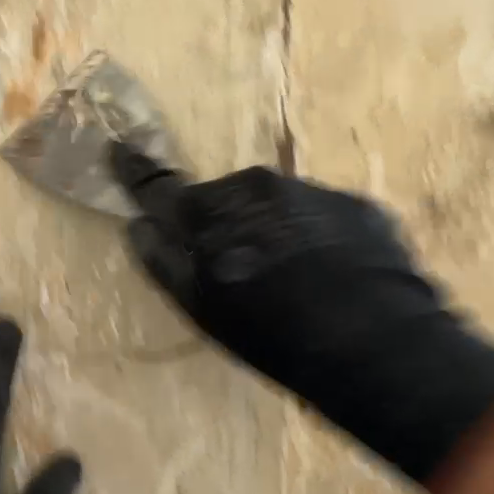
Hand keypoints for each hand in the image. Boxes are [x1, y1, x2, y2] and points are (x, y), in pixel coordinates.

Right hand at [108, 141, 493, 488]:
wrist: (375, 344)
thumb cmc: (268, 333)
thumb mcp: (198, 308)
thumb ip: (163, 261)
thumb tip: (138, 225)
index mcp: (209, 211)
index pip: (159, 186)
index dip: (134, 170)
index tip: (117, 149)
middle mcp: (256, 185)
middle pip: (223, 198)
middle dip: (221, 222)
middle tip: (234, 269)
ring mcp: (311, 191)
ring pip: (273, 206)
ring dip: (270, 231)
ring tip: (290, 280)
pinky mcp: (358, 205)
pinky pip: (318, 217)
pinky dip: (313, 239)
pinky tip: (327, 277)